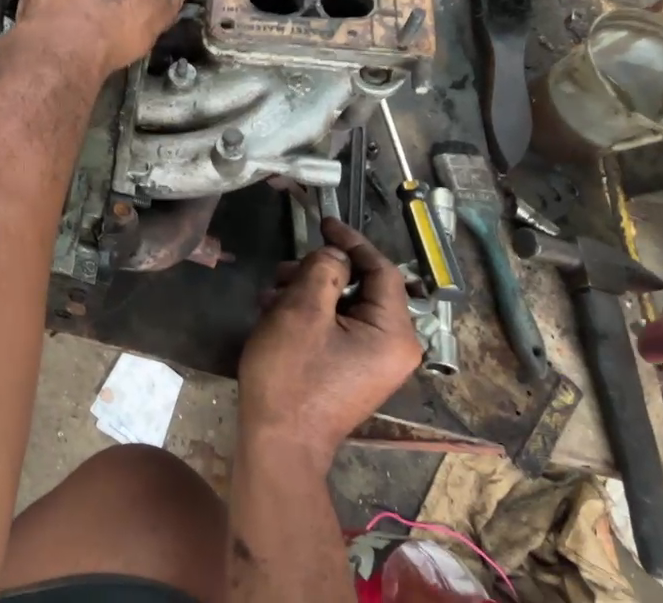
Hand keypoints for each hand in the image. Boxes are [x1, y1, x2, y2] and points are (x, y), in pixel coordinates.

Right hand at [237, 219, 421, 464]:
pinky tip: (274, 316)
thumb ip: (322, 272)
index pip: (382, 271)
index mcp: (394, 333)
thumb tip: (334, 254)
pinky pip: (337, 330)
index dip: (352, 242)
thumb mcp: (301, 311)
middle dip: (319, 272)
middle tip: (280, 269)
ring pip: (344, 309)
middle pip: (362, 289)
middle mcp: (394, 348)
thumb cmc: (292, 373)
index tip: (323, 222)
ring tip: (268, 295)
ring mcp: (373, 364)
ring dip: (307, 293)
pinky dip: (309, 316)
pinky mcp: (351, 374)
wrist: (280, 441)